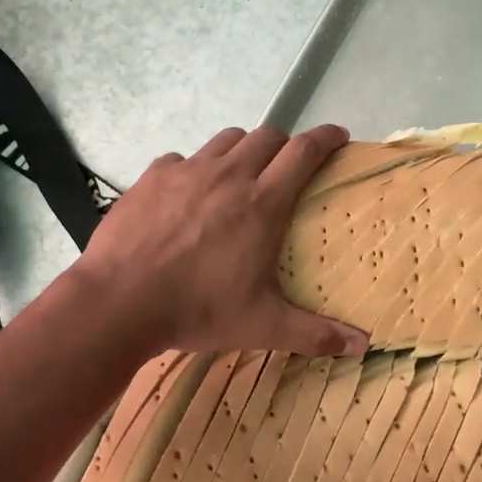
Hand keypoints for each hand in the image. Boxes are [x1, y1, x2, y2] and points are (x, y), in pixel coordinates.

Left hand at [71, 125, 370, 357]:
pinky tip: (190, 194)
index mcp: (263, 204)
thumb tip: (364, 346)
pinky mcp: (152, 177)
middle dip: (285, 144)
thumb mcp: (263, 326)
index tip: (339, 136)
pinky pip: (183, 158)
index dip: (326, 138)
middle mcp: (229, 176)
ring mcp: (187, 172)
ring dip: (243, 150)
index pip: (304, 152)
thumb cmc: (198, 311)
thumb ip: (315, 333)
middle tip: (289, 166)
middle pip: (267, 136)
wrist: (118, 302)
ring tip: (241, 174)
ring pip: (226, 140)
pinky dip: (196, 168)